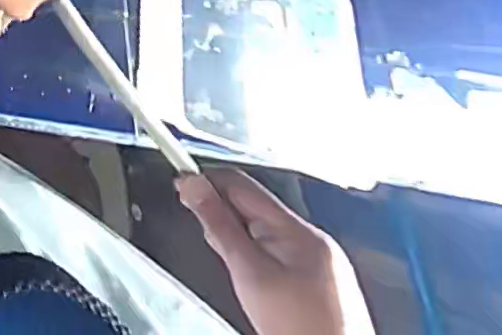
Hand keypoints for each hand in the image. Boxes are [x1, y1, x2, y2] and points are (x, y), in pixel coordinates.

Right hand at [178, 170, 375, 334]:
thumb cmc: (294, 326)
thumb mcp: (247, 271)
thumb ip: (217, 223)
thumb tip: (191, 181)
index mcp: (299, 231)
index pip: (241, 185)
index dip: (207, 181)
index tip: (180, 188)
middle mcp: (313, 240)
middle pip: (251, 206)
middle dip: (222, 214)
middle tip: (210, 239)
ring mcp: (320, 263)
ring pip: (261, 229)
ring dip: (238, 236)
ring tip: (235, 268)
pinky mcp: (320, 282)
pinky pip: (276, 251)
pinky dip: (254, 255)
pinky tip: (253, 279)